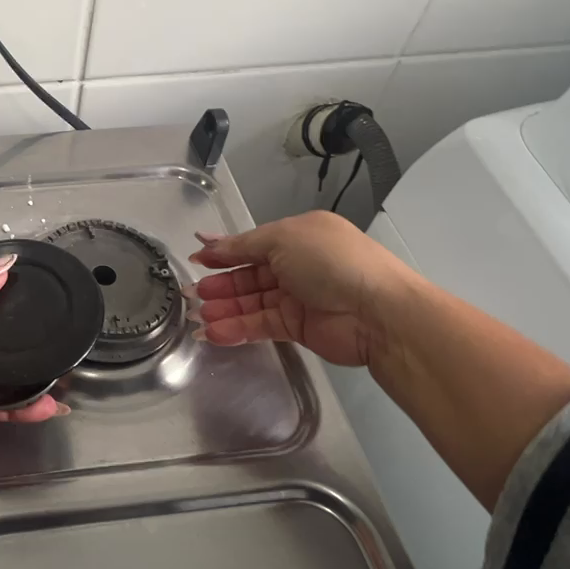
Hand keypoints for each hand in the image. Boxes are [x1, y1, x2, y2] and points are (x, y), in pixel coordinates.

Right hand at [189, 210, 422, 369]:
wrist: (378, 312)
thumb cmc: (331, 262)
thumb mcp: (283, 239)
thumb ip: (243, 245)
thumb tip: (210, 244)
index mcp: (298, 236)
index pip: (251, 244)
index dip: (223, 252)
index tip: (195, 260)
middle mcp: (297, 265)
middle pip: (248, 274)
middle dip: (219, 283)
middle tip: (190, 293)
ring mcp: (297, 297)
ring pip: (251, 302)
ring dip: (223, 308)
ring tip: (196, 316)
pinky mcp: (297, 327)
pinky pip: (260, 325)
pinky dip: (236, 328)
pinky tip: (214, 332)